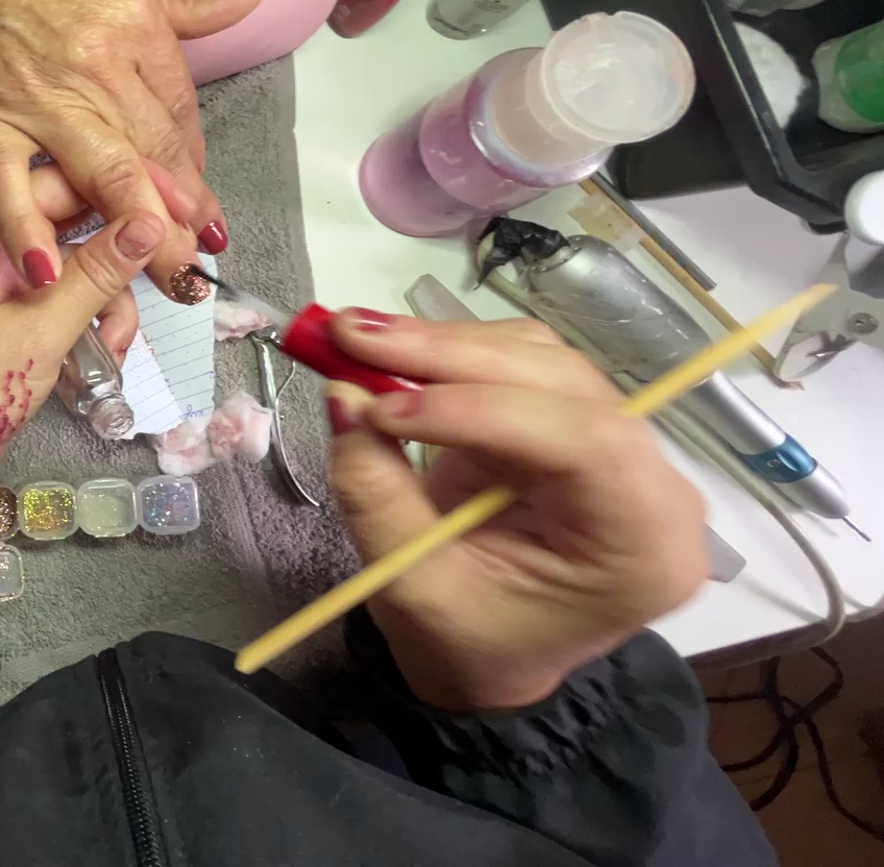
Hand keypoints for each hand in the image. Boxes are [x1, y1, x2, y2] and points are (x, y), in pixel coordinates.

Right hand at [0, 0, 267, 301]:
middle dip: (184, 216)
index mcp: (136, 29)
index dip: (194, 165)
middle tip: (201, 267)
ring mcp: (39, 103)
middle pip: (155, 155)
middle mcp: (97, 72)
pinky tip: (46, 272)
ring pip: (102, 175)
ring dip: (138, 232)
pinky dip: (24, 228)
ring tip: (163, 281)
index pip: (179, 113)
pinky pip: (8, 184)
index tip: (201, 206)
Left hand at [0, 169, 173, 492]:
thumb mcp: (43, 327)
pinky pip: (71, 301)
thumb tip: (155, 219)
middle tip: (182, 283)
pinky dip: (93, 325)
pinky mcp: (20, 312)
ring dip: (112, 307)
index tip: (188, 219)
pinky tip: (105, 358)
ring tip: (118, 350)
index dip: (134, 195)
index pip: (74, 183)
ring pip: (85, 270)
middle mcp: (4, 242)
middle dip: (128, 261)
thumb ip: (99, 273)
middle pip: (86, 227)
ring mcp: (12, 279)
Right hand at [323, 313, 707, 712]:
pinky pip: (509, 362)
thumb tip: (342, 396)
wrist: (486, 653)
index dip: (473, 410)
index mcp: (639, 545)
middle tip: (347, 335)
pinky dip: (442, 348)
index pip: (580, 441)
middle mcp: (646, 482)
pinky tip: (388, 351)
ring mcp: (608, 446)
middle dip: (444, 352)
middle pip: (558, 380)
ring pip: (533, 356)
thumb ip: (374, 491)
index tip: (380, 410)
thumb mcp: (408, 582)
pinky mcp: (558, 424)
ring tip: (354, 337)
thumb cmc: (460, 638)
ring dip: (439, 340)